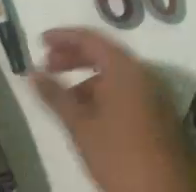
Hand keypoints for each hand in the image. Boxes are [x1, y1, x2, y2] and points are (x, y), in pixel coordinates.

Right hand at [31, 28, 194, 191]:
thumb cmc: (119, 156)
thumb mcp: (80, 126)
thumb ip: (55, 95)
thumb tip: (33, 74)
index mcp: (125, 69)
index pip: (90, 39)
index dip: (62, 37)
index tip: (40, 42)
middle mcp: (145, 76)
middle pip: (104, 55)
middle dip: (73, 58)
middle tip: (48, 66)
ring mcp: (157, 98)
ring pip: (117, 77)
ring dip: (89, 81)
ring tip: (66, 99)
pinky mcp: (163, 119)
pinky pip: (129, 94)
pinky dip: (107, 95)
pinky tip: (91, 116)